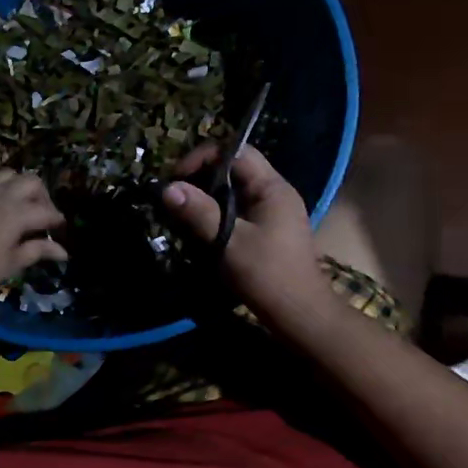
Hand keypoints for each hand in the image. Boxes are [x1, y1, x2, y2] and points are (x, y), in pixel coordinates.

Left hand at [0, 170, 67, 303]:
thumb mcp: (13, 262)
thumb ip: (39, 250)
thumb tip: (63, 252)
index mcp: (18, 213)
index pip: (46, 212)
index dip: (57, 219)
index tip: (60, 227)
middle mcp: (3, 194)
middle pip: (32, 182)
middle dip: (43, 196)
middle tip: (42, 214)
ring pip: (9, 173)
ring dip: (20, 184)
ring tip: (20, 201)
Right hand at [162, 144, 328, 317]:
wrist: (300, 315)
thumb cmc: (267, 275)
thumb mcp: (229, 241)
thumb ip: (199, 212)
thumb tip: (167, 188)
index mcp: (272, 188)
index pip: (236, 152)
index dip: (204, 157)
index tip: (177, 177)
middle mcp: (274, 193)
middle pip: (233, 169)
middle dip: (200, 177)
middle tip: (174, 194)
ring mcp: (271, 212)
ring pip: (232, 190)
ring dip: (205, 196)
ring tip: (180, 210)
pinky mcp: (265, 230)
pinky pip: (236, 209)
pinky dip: (215, 212)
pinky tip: (197, 227)